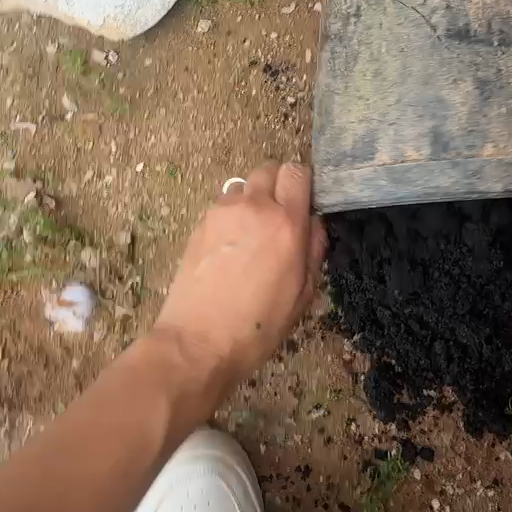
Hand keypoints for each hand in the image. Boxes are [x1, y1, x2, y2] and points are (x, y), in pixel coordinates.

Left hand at [152, 163, 325, 392]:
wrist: (198, 342)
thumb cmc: (258, 327)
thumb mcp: (304, 295)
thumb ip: (314, 250)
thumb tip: (313, 223)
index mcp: (286, 223)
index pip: (297, 172)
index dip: (303, 184)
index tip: (304, 203)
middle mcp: (254, 207)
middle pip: (268, 169)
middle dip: (277, 185)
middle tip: (279, 216)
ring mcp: (222, 212)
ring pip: (243, 186)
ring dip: (252, 199)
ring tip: (251, 233)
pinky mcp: (199, 224)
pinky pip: (222, 205)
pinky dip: (231, 216)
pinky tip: (229, 248)